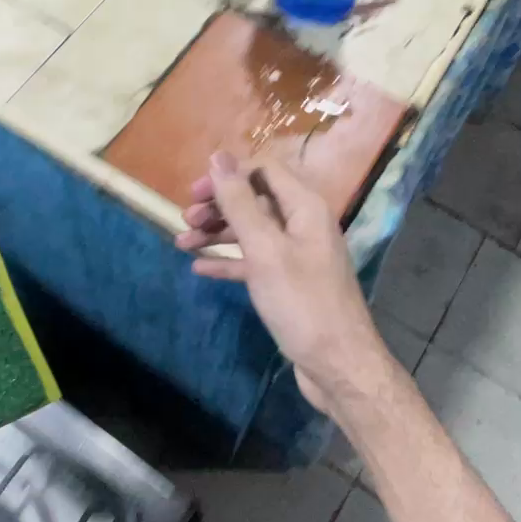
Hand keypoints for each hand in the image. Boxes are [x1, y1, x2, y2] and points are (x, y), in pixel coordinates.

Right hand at [174, 152, 403, 421]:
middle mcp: (304, 224)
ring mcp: (298, 254)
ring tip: (183, 243)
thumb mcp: (265, 250)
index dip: (228, 174)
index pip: (264, 169)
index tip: (194, 192)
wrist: (337, 364)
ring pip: (252, 231)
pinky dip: (229, 261)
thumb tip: (218, 157)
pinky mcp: (290, 283)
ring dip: (218, 233)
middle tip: (185, 220)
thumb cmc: (301, 303)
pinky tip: (200, 268)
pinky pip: (255, 261)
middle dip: (219, 205)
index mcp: (305, 207)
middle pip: (256, 199)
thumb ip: (240, 202)